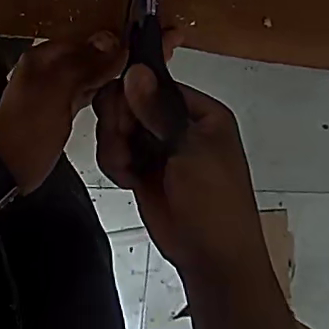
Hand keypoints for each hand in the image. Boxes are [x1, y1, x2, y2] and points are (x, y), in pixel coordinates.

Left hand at [0, 32, 127, 191]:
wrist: (11, 167)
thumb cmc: (25, 130)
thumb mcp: (58, 89)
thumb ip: (84, 65)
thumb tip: (112, 45)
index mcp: (41, 58)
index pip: (81, 39)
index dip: (105, 44)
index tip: (129, 50)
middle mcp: (47, 70)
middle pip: (85, 56)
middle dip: (107, 60)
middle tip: (132, 66)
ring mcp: (54, 91)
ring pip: (87, 74)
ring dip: (106, 76)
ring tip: (128, 79)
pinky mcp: (61, 110)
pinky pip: (85, 92)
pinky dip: (99, 92)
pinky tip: (113, 96)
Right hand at [95, 66, 268, 284]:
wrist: (212, 259)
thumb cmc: (214, 202)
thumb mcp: (190, 151)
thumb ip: (158, 111)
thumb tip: (135, 70)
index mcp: (199, 111)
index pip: (154, 83)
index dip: (132, 95)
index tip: (122, 117)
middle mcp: (176, 123)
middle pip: (128, 102)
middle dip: (119, 124)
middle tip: (123, 147)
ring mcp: (157, 146)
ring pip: (116, 126)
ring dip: (114, 146)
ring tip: (128, 169)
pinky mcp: (141, 167)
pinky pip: (114, 151)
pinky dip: (114, 163)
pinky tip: (128, 180)